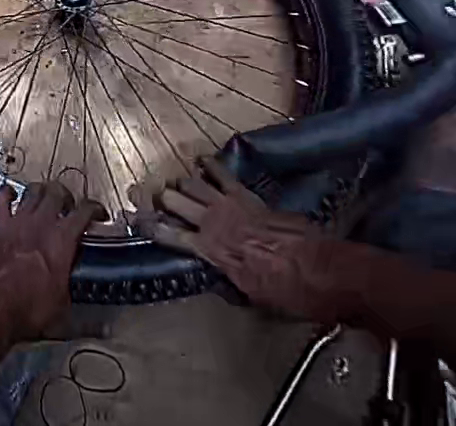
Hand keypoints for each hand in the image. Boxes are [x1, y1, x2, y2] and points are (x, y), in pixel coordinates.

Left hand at [0, 181, 100, 344]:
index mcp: (63, 238)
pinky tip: (12, 194)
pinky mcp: (1, 224)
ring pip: (33, 191)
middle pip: (56, 192)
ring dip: (42, 191)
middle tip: (69, 207)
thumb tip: (96, 311)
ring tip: (46, 199)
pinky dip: (8, 193)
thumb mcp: (64, 304)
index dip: (94, 208)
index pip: (84, 212)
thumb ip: (76, 291)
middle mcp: (42, 222)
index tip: (99, 214)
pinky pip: (2, 198)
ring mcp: (19, 220)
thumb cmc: (33, 307)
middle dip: (66, 196)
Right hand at [145, 157, 357, 321]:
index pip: (170, 235)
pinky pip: (222, 175)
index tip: (132, 219)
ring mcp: (230, 205)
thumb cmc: (288, 292)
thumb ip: (227, 278)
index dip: (149, 226)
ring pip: (193, 185)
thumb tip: (216, 272)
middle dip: (159, 199)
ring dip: (181, 185)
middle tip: (148, 196)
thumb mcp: (251, 296)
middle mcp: (213, 223)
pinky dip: (209, 167)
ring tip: (173, 185)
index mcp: (210, 251)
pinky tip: (201, 161)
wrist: (323, 270)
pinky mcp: (248, 196)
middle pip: (175, 203)